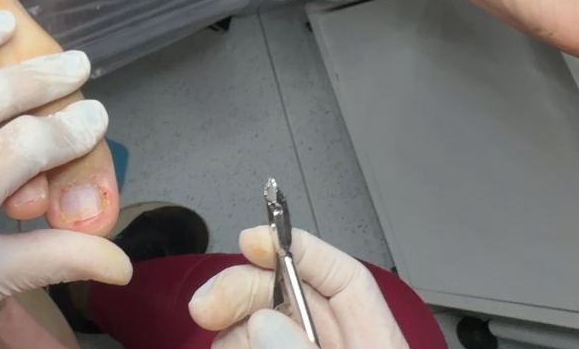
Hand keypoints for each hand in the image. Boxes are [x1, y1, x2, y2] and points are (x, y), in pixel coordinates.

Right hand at [190, 227, 405, 348]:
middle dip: (240, 290)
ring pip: (258, 324)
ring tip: (217, 348)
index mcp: (373, 347)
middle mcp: (337, 347)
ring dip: (229, 330)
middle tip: (205, 308)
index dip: (298, 249)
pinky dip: (227, 345)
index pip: (345, 279)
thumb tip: (263, 319)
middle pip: (287, 295)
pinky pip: (244, 346)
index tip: (251, 241)